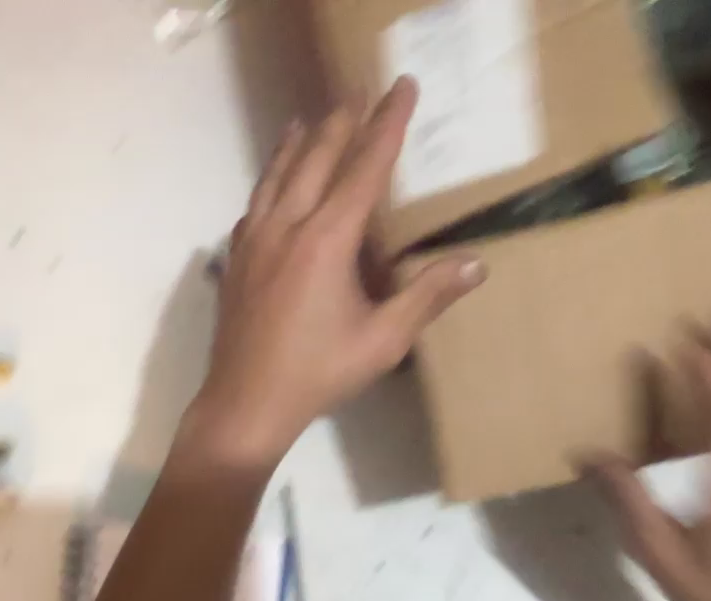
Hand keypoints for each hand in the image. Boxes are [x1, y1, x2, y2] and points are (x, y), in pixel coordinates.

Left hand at [185, 77, 486, 463]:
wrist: (245, 404)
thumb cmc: (317, 375)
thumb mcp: (382, 341)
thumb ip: (426, 297)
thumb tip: (476, 264)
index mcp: (326, 240)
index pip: (364, 167)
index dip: (387, 124)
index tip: (401, 87)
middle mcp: (286, 227)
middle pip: (315, 158)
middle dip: (341, 122)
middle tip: (358, 92)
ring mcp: (253, 243)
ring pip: (275, 177)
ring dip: (295, 144)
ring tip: (306, 121)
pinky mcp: (234, 262)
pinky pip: (253, 207)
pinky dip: (268, 184)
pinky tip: (270, 189)